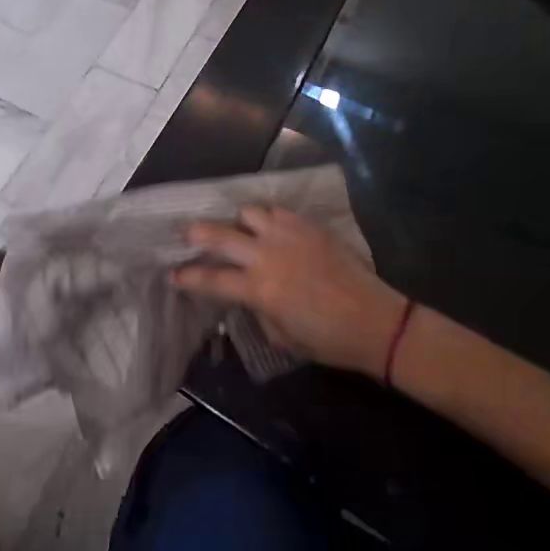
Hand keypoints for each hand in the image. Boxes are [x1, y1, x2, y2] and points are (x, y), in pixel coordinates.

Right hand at [174, 205, 407, 376]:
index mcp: (259, 289)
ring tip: (238, 229)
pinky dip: (266, 216)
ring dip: (237, 221)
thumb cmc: (328, 340)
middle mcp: (267, 256)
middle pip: (219, 235)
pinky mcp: (309, 226)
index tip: (172, 274)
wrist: (377, 322)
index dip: (187, 277)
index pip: (211, 279)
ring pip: (248, 212)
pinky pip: (277, 210)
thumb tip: (247, 293)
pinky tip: (269, 226)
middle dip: (197, 234)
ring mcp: (289, 236)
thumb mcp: (281, 336)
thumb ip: (257, 309)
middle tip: (186, 234)